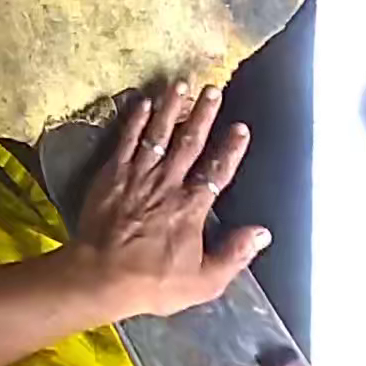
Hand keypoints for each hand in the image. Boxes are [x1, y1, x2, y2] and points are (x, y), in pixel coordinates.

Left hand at [62, 80, 268, 319]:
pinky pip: (127, 139)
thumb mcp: (204, 281)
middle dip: (203, 114)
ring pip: (159, 134)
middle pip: (189, 142)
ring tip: (180, 84)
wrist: (103, 272)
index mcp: (191, 207)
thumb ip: (235, 254)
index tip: (240, 126)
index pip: (216, 171)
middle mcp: (167, 183)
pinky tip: (143, 101)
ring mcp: (138, 173)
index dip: (230, 148)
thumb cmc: (154, 281)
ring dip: (171, 108)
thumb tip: (262, 232)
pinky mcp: (113, 171)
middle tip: (212, 89)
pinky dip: (135, 119)